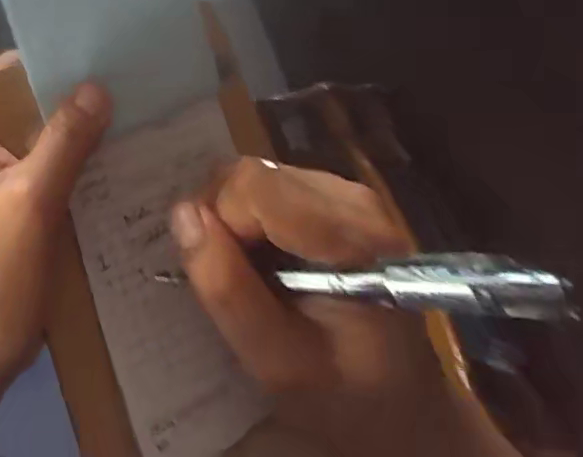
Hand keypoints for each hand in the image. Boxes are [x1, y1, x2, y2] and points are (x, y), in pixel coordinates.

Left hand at [0, 53, 110, 455]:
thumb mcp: (28, 201)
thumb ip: (63, 140)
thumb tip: (99, 83)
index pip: (16, 70)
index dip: (60, 58)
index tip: (115, 52)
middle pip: (36, 103)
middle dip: (84, 97)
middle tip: (147, 86)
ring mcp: (1, 175)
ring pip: (51, 139)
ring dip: (91, 135)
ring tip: (152, 119)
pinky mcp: (20, 207)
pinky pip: (58, 173)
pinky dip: (88, 169)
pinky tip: (134, 167)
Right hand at [171, 159, 520, 456]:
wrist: (400, 406)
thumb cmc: (346, 395)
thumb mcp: (280, 363)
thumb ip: (229, 292)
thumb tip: (183, 215)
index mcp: (356, 237)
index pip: (255, 186)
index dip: (224, 221)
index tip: (229, 272)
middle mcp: (352, 198)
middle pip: (250, 175)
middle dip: (224, 220)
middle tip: (236, 277)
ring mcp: (342, 191)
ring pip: (250, 175)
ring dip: (233, 219)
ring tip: (252, 272)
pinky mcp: (328, 195)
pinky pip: (261, 184)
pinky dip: (247, 218)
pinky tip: (266, 259)